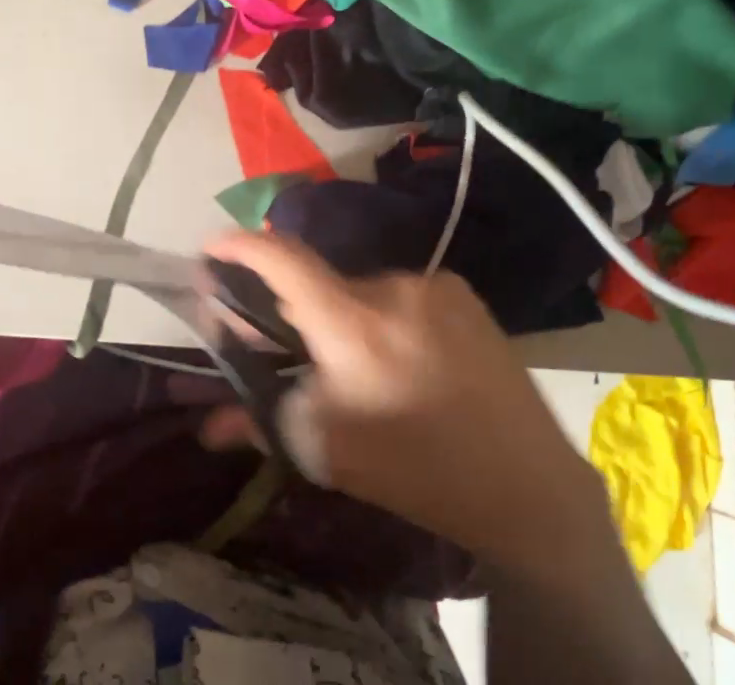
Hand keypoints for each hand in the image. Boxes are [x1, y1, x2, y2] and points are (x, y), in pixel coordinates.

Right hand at [202, 230, 611, 565]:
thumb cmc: (415, 470)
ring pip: (361, 291)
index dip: (239, 246)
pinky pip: (401, 295)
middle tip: (285, 346)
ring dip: (341, 317)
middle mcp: (392, 288)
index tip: (210, 247)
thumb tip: (205, 423)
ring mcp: (435, 288)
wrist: (529, 487)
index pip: (282, 260)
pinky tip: (400, 360)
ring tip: (354, 367)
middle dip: (291, 308)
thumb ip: (257, 424)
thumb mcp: (325, 450)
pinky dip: (383, 317)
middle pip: (319, 282)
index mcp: (352, 323)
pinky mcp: (467, 298)